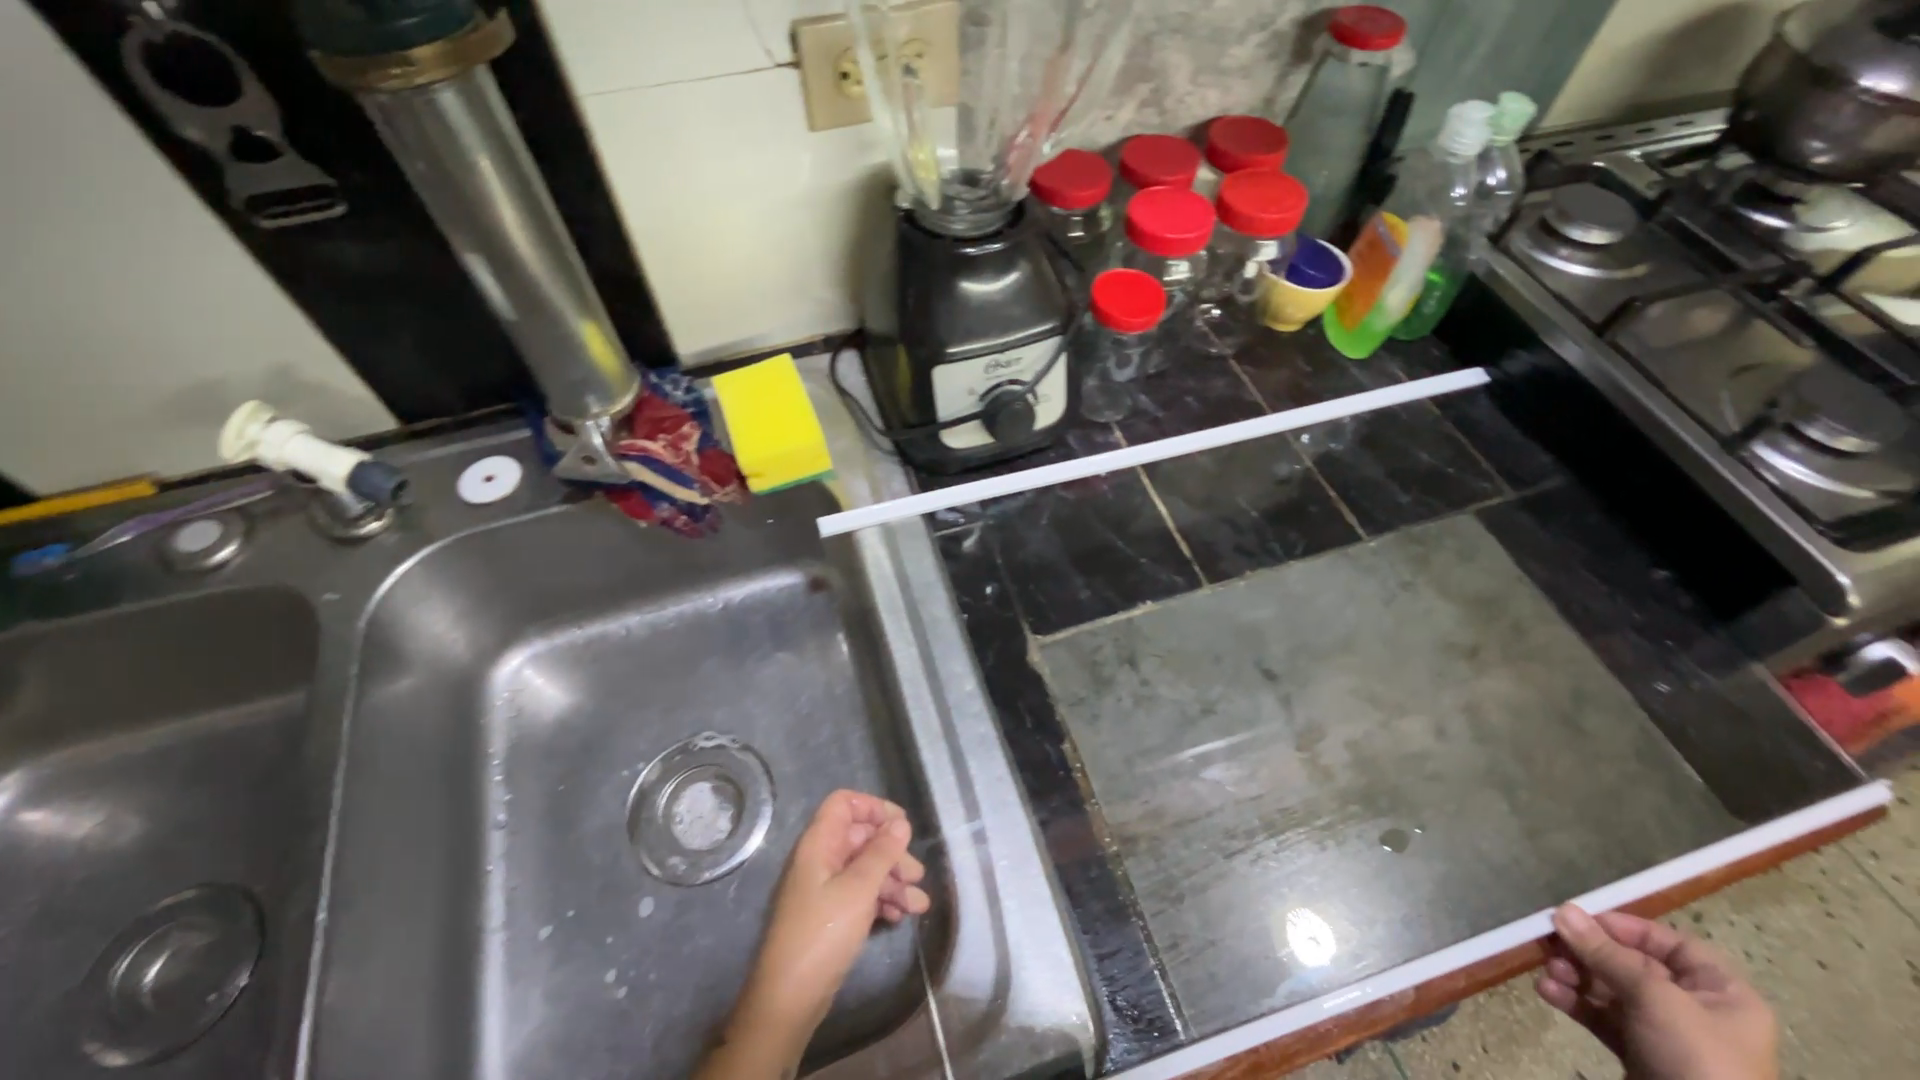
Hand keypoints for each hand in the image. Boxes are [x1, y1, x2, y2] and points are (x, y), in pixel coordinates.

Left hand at [736, 791, 931, 1038]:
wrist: (791, 995)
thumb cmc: (823, 932)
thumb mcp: (858, 889)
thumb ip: (881, 853)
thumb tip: (900, 823)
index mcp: (819, 844)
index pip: (843, 804)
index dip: (872, 808)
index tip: (902, 826)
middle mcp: (821, 860)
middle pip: (860, 838)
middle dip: (892, 852)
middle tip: (916, 874)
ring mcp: (825, 889)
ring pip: (865, 870)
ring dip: (893, 881)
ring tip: (918, 904)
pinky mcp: (832, 916)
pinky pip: (862, 895)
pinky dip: (883, 901)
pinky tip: (902, 916)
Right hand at [1536, 904, 1777, 1079]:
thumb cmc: (1695, 1058)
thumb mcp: (1654, 998)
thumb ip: (1607, 954)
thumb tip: (1564, 910)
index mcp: (1722, 994)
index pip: (1674, 945)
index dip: (1629, 928)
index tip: (1581, 919)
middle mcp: (1696, 1011)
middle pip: (1635, 966)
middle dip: (1591, 954)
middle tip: (1551, 944)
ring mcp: (1666, 1036)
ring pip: (1613, 992)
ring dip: (1577, 977)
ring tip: (1548, 971)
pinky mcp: (1639, 1056)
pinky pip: (1603, 1019)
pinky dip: (1576, 1004)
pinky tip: (1547, 992)